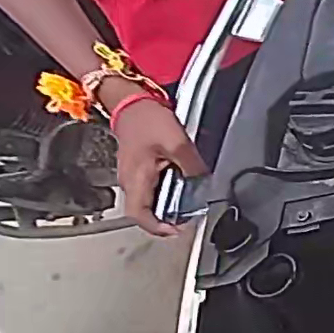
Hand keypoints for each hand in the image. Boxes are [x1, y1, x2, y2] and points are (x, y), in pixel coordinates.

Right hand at [108, 84, 207, 236]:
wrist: (131, 102)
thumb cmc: (147, 120)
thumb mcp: (177, 143)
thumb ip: (192, 167)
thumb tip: (204, 183)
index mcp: (135, 177)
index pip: (138, 213)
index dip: (156, 227)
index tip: (176, 230)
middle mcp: (130, 180)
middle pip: (144, 211)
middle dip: (166, 219)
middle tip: (188, 219)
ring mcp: (132, 175)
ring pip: (149, 201)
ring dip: (167, 207)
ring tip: (188, 207)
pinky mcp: (139, 169)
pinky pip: (152, 189)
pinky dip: (166, 194)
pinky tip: (182, 189)